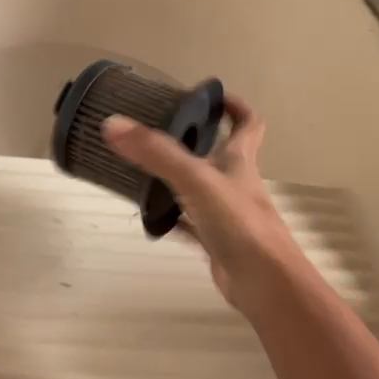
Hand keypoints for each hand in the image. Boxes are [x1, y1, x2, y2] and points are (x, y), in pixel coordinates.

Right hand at [102, 96, 311, 311]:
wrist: (265, 284)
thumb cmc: (239, 222)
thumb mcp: (196, 179)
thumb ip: (156, 153)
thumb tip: (113, 123)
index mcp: (241, 160)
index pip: (248, 122)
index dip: (234, 106)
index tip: (208, 95)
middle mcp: (236, 182)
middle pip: (220, 152)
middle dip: (196, 138)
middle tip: (160, 129)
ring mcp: (227, 214)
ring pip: (200, 188)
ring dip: (177, 177)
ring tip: (143, 166)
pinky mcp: (216, 241)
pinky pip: (189, 223)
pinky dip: (171, 217)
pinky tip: (147, 214)